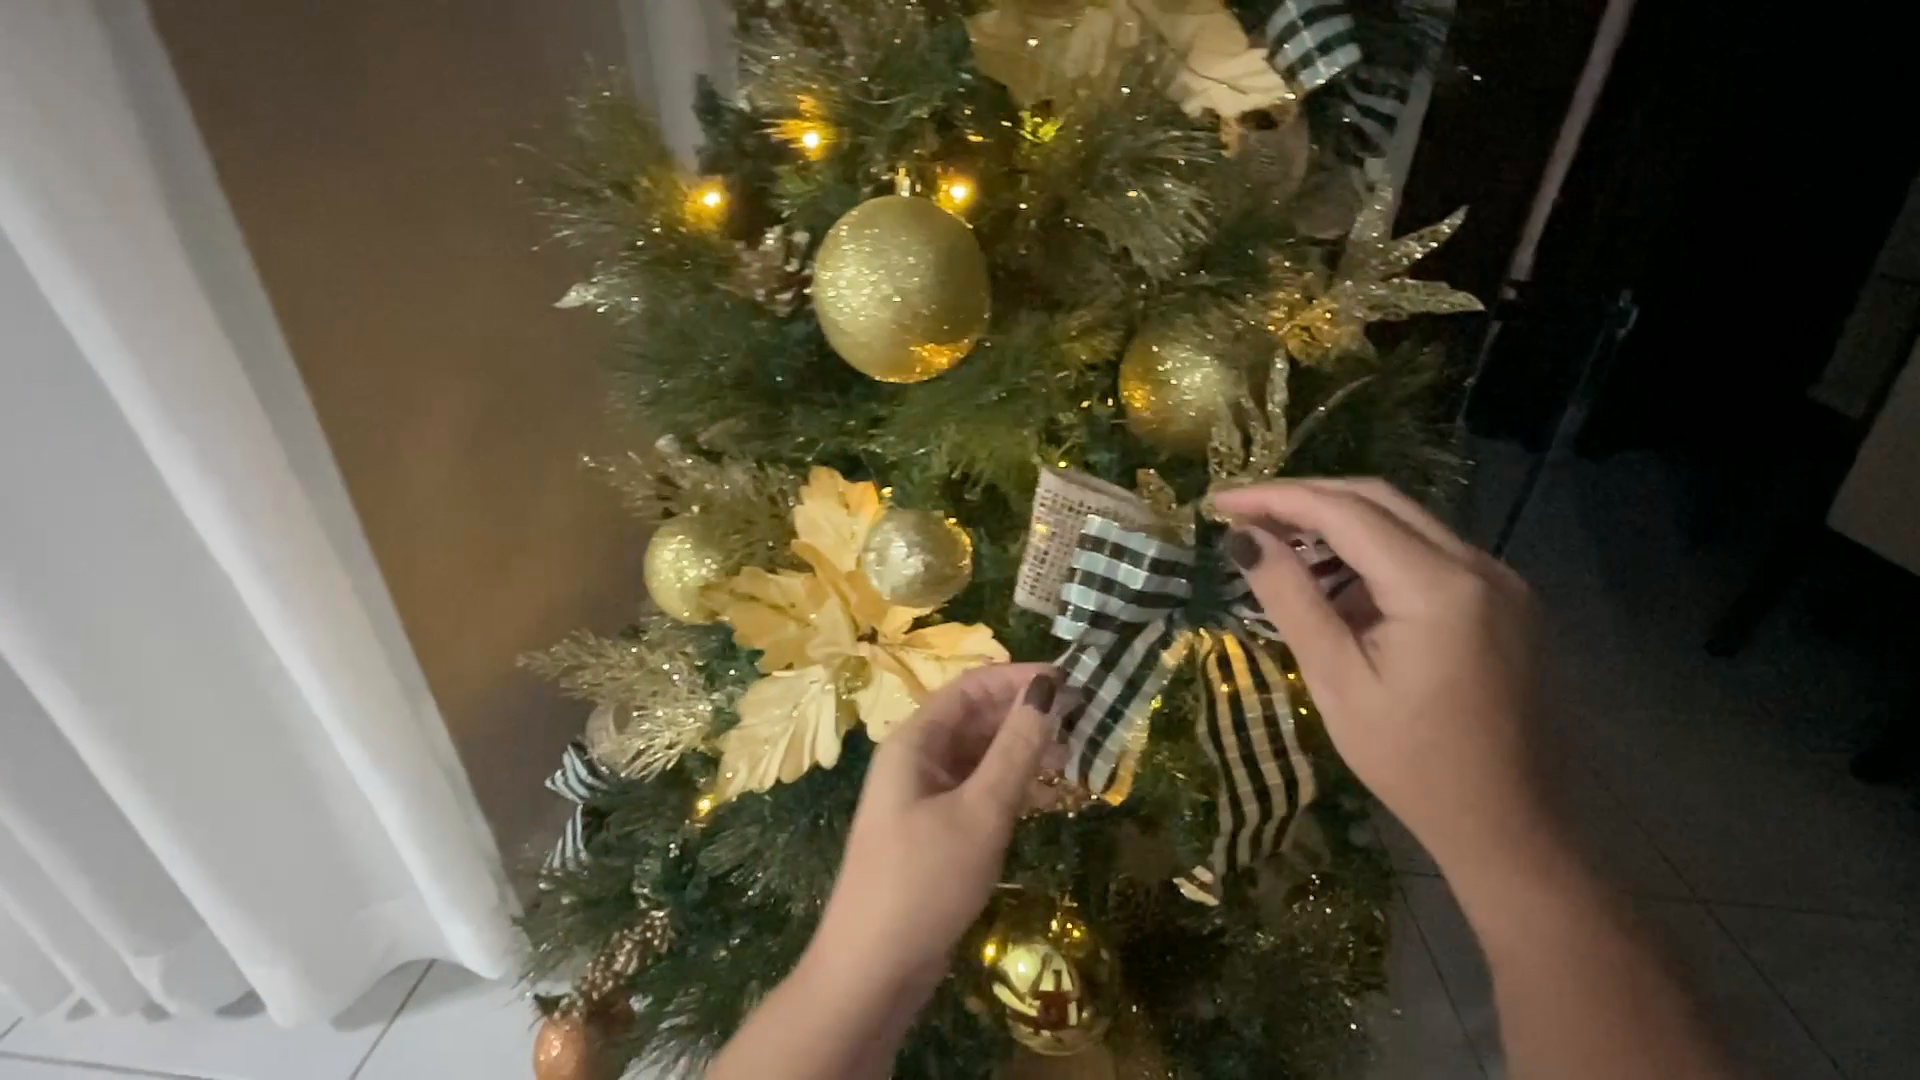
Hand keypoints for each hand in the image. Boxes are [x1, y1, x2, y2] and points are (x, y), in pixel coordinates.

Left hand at [810, 662, 1061, 992]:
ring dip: (1025, 752)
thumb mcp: (979, 812)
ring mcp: (925, 797)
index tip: (1073, 681)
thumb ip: (1016, 750)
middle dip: (1027, 715)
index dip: (1020, 677)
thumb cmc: (923, 881)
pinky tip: (1052, 798)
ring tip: (1078, 756)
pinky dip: (1013, 789)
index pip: (972, 687)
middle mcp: (918, 759)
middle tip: (1086, 720)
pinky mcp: (937, 831)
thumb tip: (1045, 690)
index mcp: (915, 741)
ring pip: (981, 757)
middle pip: (977, 719)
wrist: (872, 972)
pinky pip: (979, 792)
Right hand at [1214, 479, 1555, 878]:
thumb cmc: (1412, 762)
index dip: (1275, 498)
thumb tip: (1242, 538)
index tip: (1217, 502)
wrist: (1511, 824)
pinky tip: (1333, 578)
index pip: (1344, 511)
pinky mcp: (1502, 599)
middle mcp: (1479, 565)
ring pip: (1403, 520)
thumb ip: (1291, 598)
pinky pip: (1425, 551)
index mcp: (1438, 586)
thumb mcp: (1336, 680)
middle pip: (1377, 500)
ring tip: (1275, 544)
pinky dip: (1370, 550)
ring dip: (1336, 522)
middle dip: (1303, 499)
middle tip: (1242, 515)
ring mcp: (1499, 579)